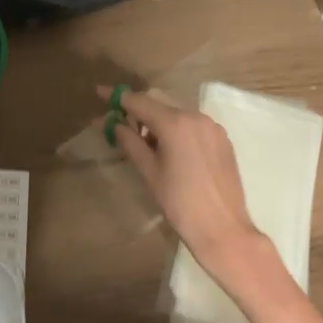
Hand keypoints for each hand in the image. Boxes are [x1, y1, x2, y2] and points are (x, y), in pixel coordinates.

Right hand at [102, 86, 267, 274]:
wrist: (222, 228)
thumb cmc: (179, 203)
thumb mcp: (149, 172)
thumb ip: (129, 141)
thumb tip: (109, 122)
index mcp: (175, 123)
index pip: (139, 101)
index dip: (117, 97)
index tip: (99, 93)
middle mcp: (195, 116)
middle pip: (159, 101)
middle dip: (138, 109)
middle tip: (121, 128)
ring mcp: (212, 126)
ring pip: (177, 112)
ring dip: (157, 120)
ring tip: (146, 144)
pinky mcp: (222, 139)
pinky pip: (193, 123)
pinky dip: (176, 128)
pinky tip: (170, 151)